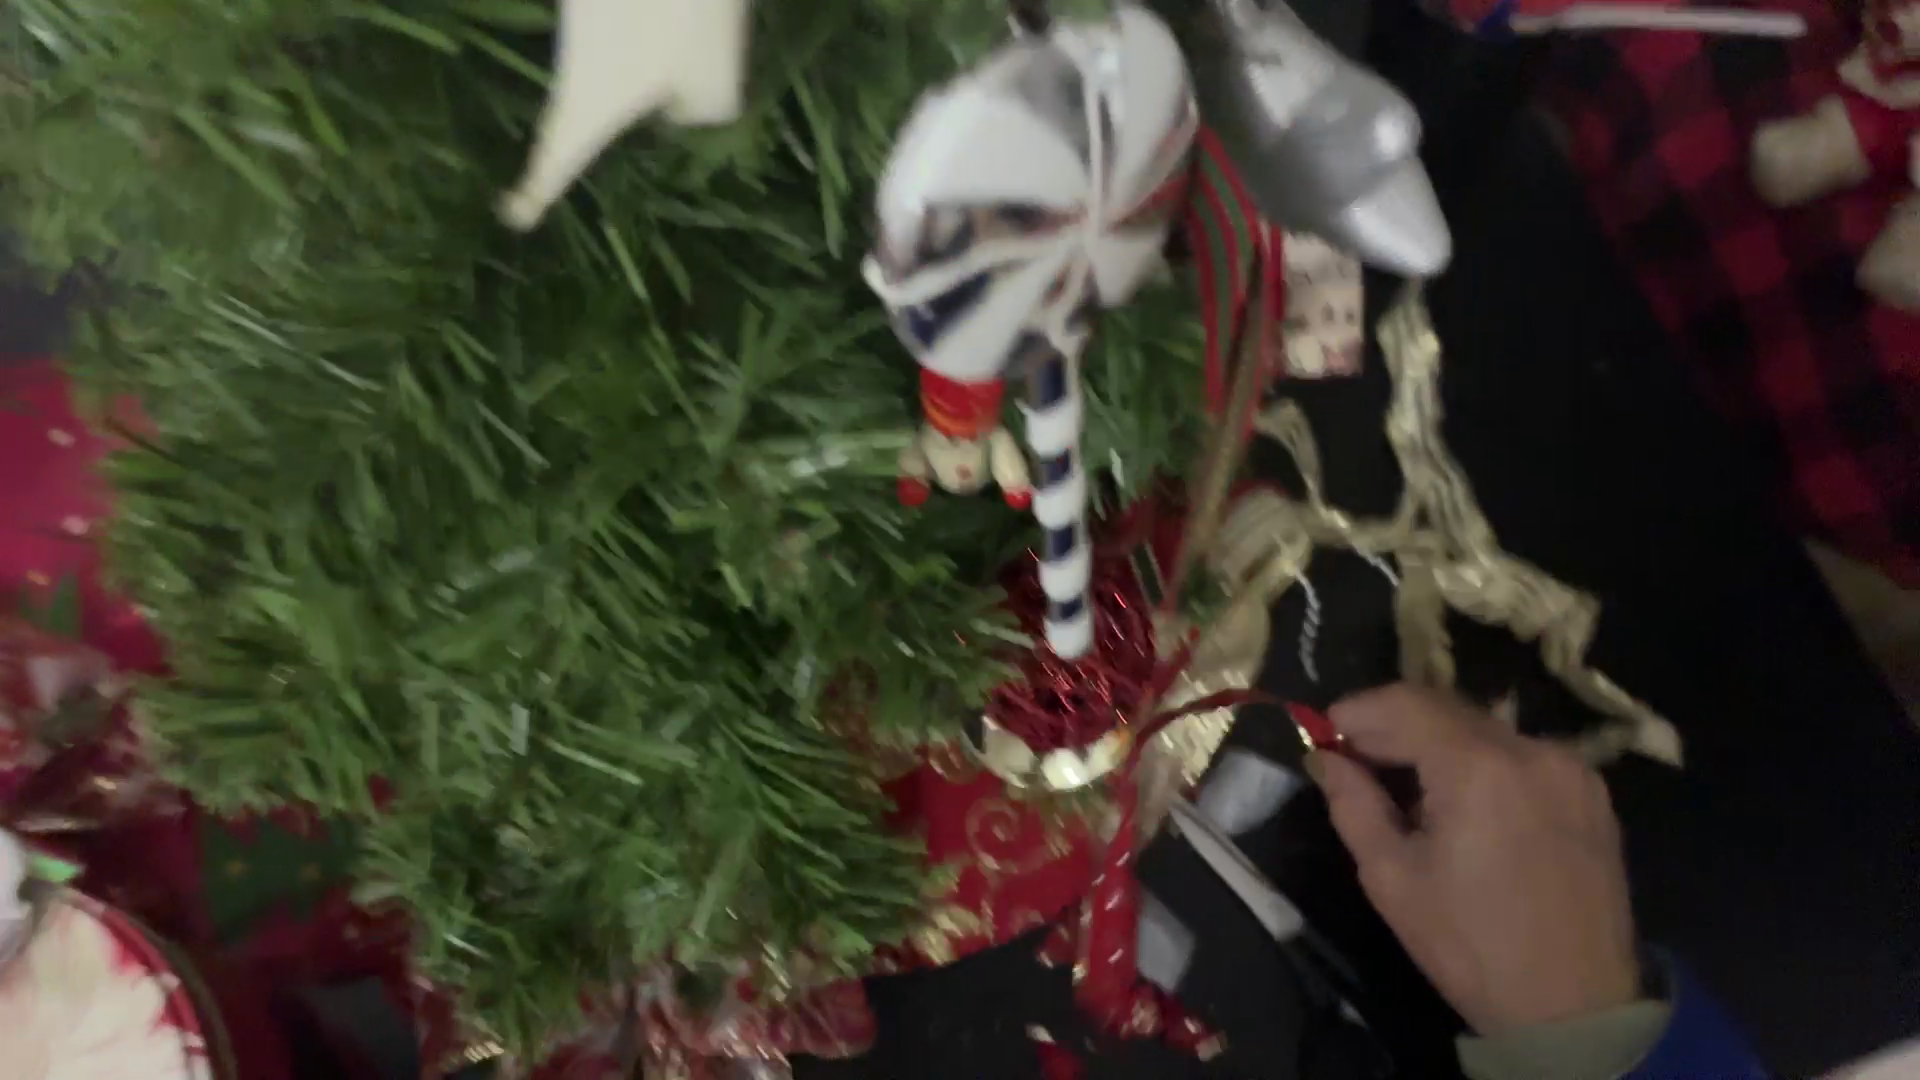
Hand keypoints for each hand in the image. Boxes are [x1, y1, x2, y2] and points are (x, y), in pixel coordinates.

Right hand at [1314, 684, 1641, 1035]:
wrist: (1579, 1014)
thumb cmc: (1468, 943)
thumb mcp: (1387, 873)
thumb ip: (1350, 799)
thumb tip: (1325, 756)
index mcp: (1478, 768)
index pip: (1401, 703)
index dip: (1354, 711)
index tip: (1324, 736)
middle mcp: (1530, 751)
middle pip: (1440, 705)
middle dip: (1387, 722)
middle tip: (1352, 758)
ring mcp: (1568, 769)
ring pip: (1476, 725)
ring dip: (1428, 739)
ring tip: (1400, 782)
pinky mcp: (1588, 792)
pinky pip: (1512, 750)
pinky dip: (1471, 757)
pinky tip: (1454, 799)